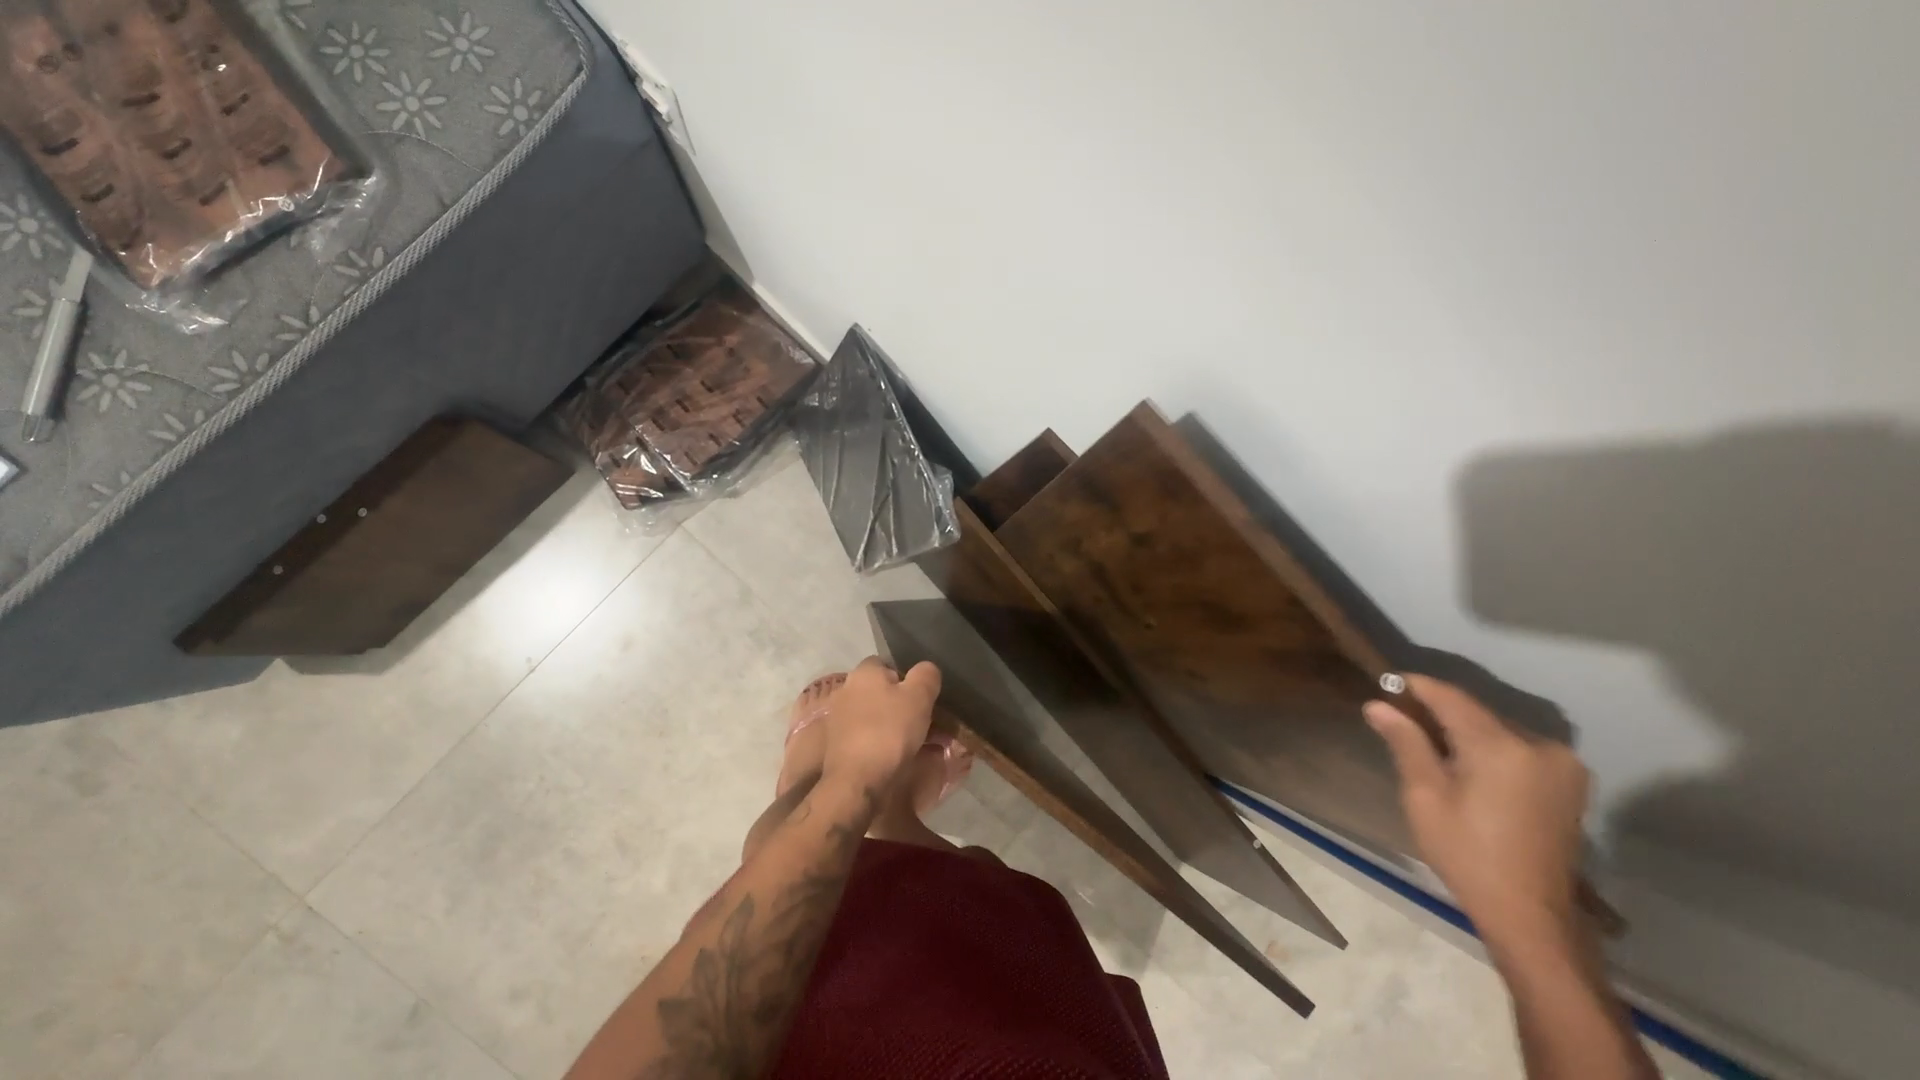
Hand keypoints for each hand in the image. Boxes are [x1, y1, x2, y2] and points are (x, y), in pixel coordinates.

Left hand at [819, 657, 941, 792]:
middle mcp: (845, 690)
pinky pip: (863, 736)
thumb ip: (926, 675)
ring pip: (871, 715)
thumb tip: (926, 669)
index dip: (907, 678)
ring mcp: (837, 719)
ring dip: (888, 724)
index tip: (922, 697)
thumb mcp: (919, 697)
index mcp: (863, 673)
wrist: (857, 781)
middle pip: (879, 691)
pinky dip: (877, 742)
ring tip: (911, 742)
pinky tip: (892, 756)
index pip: (887, 664)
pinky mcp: (835, 745)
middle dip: (898, 703)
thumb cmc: (890, 732)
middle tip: (921, 720)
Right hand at [1364, 676, 1589, 943]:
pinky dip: (1494, 749)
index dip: (1419, 686)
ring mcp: (1562, 763)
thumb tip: (1378, 705)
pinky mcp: (1571, 781)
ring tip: (1434, 746)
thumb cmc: (1467, 855)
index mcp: (1500, 747)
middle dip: (1441, 712)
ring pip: (1501, 730)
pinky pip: (1522, 749)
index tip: (1388, 682)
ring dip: (1469, 732)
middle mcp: (1539, 744)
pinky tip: (1472, 767)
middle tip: (1403, 718)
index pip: (1452, 698)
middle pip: (1479, 714)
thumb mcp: (1425, 798)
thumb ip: (1406, 743)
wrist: (1530, 913)